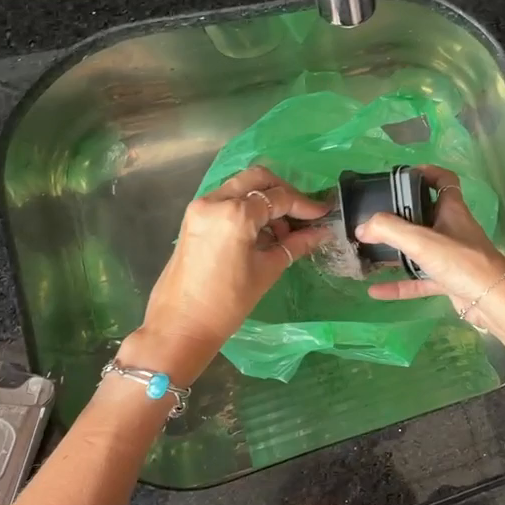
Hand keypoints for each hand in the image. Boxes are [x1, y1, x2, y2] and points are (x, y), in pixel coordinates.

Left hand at [124, 166, 330, 371]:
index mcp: (235, 214)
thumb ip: (296, 244)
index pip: (279, 197)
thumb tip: (322, 233)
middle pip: (257, 178)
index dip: (305, 204)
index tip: (324, 213)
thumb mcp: (267, 270)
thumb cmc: (228, 303)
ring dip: (265, 199)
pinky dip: (248, 207)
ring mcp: (200, 208)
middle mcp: (215, 201)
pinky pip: (227, 200)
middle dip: (284, 191)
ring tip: (284, 230)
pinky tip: (263, 232)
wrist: (180, 326)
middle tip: (303, 213)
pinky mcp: (193, 218)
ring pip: (241, 186)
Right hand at [356, 166, 504, 321]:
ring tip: (369, 251)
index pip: (444, 181)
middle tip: (373, 216)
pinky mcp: (449, 280)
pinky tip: (376, 291)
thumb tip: (362, 227)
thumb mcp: (422, 241)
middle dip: (400, 215)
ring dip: (397, 251)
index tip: (403, 175)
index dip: (427, 172)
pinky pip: (419, 279)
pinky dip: (400, 284)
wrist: (492, 302)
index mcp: (452, 210)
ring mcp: (451, 256)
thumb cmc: (461, 262)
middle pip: (425, 215)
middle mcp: (452, 229)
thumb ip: (389, 230)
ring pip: (420, 249)